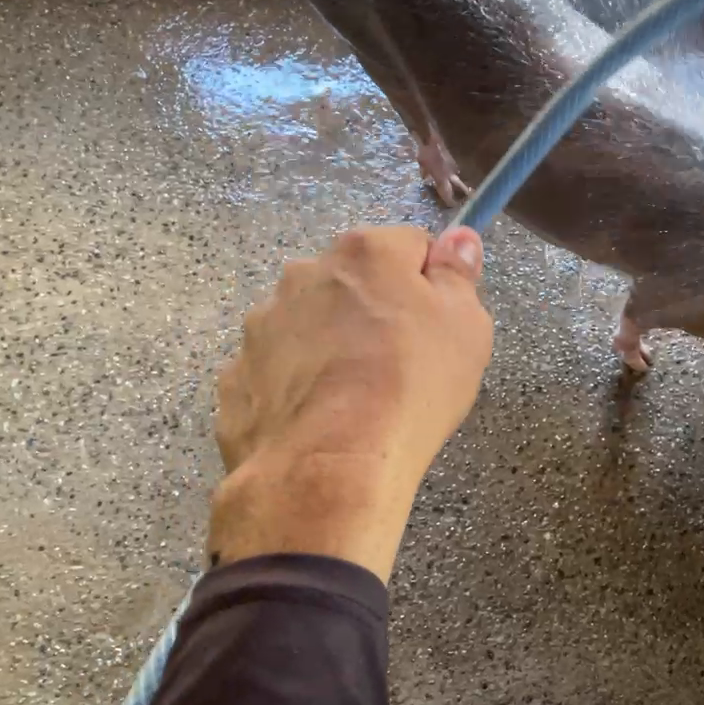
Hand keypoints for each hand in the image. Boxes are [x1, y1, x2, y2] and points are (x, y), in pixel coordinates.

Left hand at [209, 225, 493, 578]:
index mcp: (366, 253)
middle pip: (355, 282)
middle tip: (407, 363)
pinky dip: (300, 386)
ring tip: (362, 399)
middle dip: (379, 310)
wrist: (331, 464)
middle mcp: (305, 273)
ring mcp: (263, 325)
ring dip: (335, 346)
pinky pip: (279, 370)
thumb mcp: (466, 328)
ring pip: (312, 324)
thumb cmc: (412, 386)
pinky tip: (324, 421)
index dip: (433, 283)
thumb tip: (460, 240)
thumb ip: (460, 276)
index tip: (443, 322)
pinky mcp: (237, 375)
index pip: (411, 245)